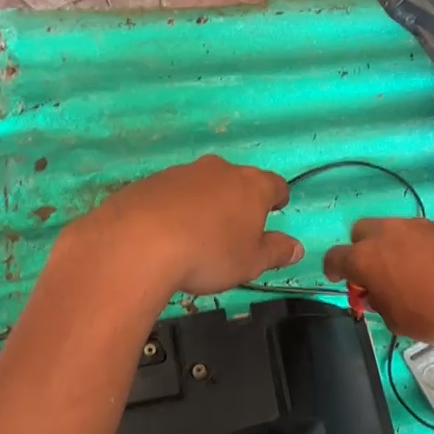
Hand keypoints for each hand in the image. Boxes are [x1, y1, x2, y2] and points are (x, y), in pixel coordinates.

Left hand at [81, 156, 302, 293]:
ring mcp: (181, 172)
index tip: (276, 209)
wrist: (137, 243)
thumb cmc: (208, 254)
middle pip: (237, 180)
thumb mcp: (251, 263)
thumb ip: (276, 252)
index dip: (278, 198)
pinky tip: (166, 234)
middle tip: (235, 226)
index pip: (275, 185)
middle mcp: (219, 170)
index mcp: (252, 186)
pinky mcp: (149, 182)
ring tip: (197, 234)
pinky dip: (174, 209)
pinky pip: (171, 194)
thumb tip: (296, 247)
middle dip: (239, 199)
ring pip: (202, 185)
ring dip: (205, 203)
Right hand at [322, 218, 433, 345]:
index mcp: (366, 257)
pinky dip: (418, 247)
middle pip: (361, 232)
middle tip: (374, 273)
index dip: (333, 268)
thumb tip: (379, 294)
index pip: (336, 257)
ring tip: (407, 272)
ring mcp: (417, 226)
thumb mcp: (396, 320)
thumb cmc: (433, 314)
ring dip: (391, 246)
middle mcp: (387, 233)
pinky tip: (433, 269)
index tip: (338, 277)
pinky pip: (420, 234)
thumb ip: (380, 303)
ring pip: (393, 229)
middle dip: (362, 249)